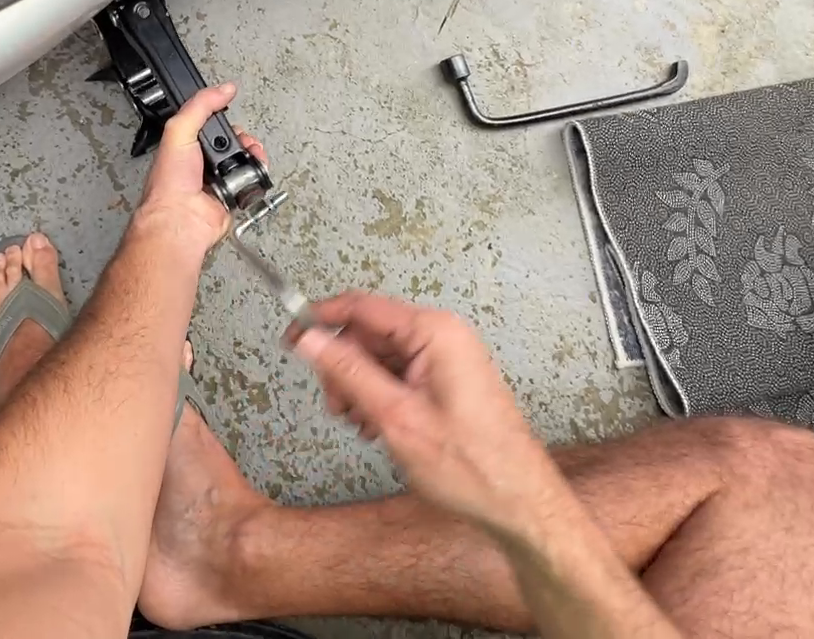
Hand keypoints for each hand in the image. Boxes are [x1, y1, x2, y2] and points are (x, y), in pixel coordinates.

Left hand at [132, 83, 267, 258]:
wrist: (182, 219)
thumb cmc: (169, 183)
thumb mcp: (180, 130)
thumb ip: (200, 106)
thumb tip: (223, 89)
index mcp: (184, 145)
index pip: (207, 121)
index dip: (220, 113)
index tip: (229, 106)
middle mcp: (200, 162)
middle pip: (230, 140)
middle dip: (241, 136)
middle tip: (240, 138)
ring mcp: (217, 180)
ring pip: (243, 159)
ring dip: (251, 153)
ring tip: (250, 153)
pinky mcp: (232, 195)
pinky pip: (250, 180)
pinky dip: (255, 175)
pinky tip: (252, 170)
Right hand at [291, 293, 558, 528]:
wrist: (520, 507)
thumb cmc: (473, 467)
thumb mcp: (395, 416)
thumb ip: (347, 371)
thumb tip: (310, 340)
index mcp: (434, 332)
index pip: (360, 306)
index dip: (320, 320)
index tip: (293, 337)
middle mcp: (442, 336)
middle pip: (368, 333)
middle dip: (343, 367)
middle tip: (337, 403)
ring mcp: (445, 357)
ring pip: (379, 356)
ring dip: (360, 387)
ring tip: (363, 422)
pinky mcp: (446, 378)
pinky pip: (397, 372)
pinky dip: (379, 395)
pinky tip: (379, 425)